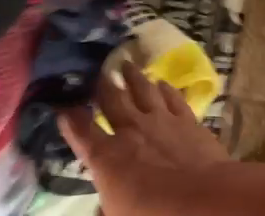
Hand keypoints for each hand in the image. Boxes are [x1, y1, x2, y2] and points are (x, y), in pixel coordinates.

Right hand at [58, 59, 232, 215]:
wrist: (202, 199)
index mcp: (107, 157)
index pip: (81, 132)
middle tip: (97, 69)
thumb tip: (101, 208)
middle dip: (102, 84)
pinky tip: (161, 82)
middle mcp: (130, 130)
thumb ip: (106, 210)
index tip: (62, 104)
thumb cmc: (153, 214)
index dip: (69, 117)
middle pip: (112, 100)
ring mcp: (160, 120)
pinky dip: (165, 88)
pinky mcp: (187, 119)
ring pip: (143, 90)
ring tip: (126, 64)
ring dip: (133, 77)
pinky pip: (172, 97)